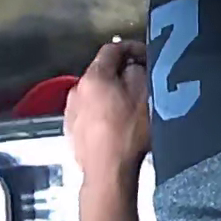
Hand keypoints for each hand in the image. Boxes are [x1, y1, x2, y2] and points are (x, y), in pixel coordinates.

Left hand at [65, 41, 149, 188]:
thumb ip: (139, 70)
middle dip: (124, 71)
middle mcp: (76, 90)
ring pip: (96, 91)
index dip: (134, 48)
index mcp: (94, 77)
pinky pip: (90, 109)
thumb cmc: (130, 131)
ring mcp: (70, 111)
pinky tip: (119, 122)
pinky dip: (104, 109)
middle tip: (146, 80)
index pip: (113, 48)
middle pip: (103, 70)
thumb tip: (133, 65)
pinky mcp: (71, 129)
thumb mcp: (146, 94)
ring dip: (113, 91)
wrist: (108, 172)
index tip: (150, 57)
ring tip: (133, 103)